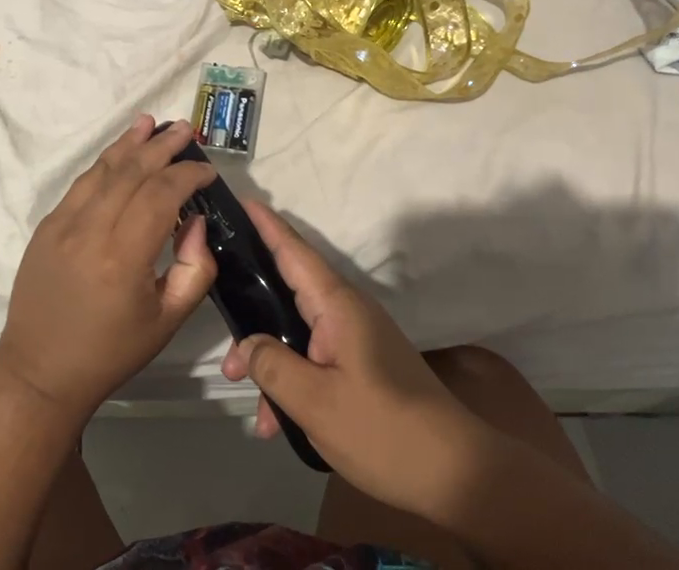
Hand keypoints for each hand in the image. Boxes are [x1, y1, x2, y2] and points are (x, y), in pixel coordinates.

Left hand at [0, 116, 218, 416]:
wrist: (41, 369)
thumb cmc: (111, 351)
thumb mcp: (167, 320)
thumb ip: (193, 268)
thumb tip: (197, 220)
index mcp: (123, 258)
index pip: (161, 196)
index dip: (187, 176)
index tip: (208, 171)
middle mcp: (89, 231)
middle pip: (131, 173)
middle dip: (162, 148)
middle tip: (187, 129)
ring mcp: (62, 224)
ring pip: (102, 170)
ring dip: (130, 144)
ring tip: (153, 123)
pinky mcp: (47, 226)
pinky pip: (81, 185)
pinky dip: (104, 163)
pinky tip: (120, 151)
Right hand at [220, 199, 481, 511]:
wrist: (459, 476)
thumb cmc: (384, 432)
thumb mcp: (314, 402)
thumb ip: (271, 365)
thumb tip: (247, 345)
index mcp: (338, 307)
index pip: (293, 252)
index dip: (264, 226)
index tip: (238, 201)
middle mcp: (347, 313)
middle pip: (287, 293)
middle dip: (250, 316)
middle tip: (220, 342)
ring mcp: (357, 340)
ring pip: (297, 335)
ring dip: (270, 363)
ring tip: (248, 402)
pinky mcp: (362, 367)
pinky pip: (314, 360)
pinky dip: (293, 384)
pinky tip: (277, 423)